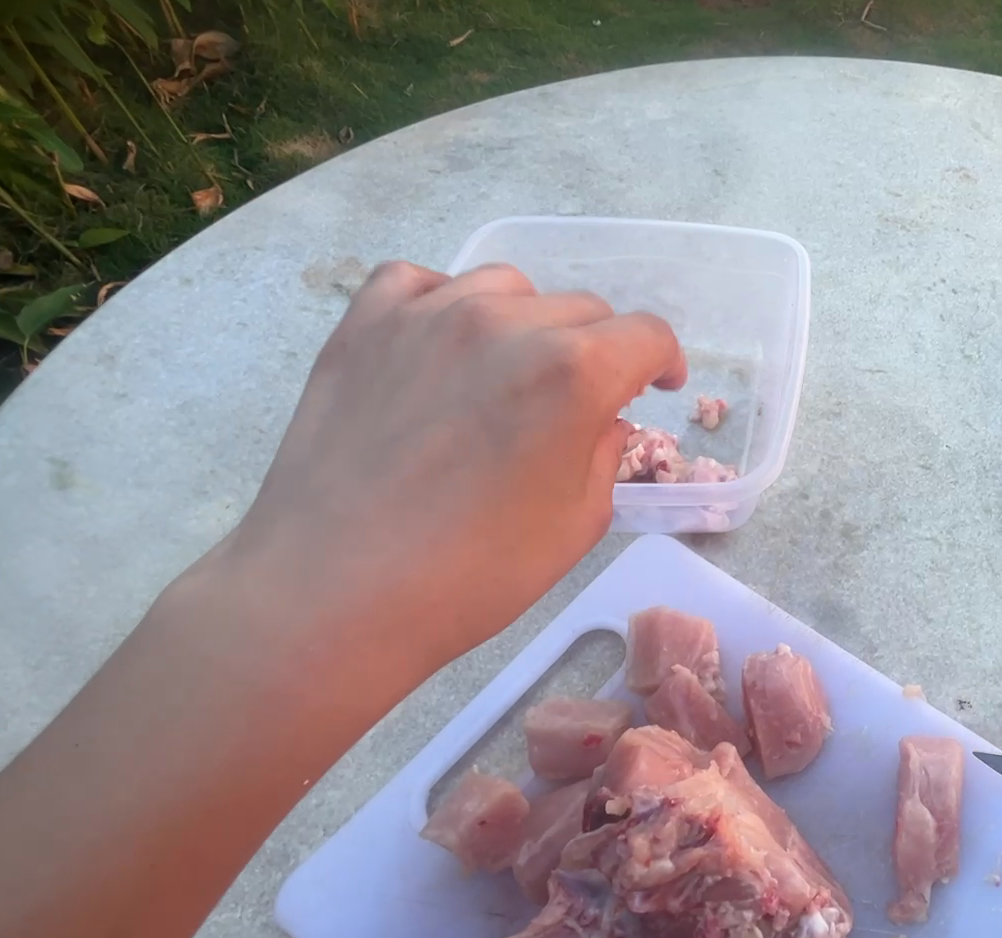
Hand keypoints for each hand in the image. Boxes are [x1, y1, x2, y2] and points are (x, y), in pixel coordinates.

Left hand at [198, 260, 684, 693]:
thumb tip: (603, 418)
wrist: (338, 591)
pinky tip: (448, 350)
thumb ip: (607, 452)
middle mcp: (508, 324)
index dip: (664, 362)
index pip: (647, 335)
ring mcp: (428, 315)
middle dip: (603, 352)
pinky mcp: (365, 324)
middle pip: (585, 309)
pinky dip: (450, 305)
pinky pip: (424, 282)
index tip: (658, 387)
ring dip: (533, 325)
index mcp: (575, 374)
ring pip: (511, 287)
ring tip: (514, 373)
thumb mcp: (582, 520)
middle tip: (585, 403)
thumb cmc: (479, 572)